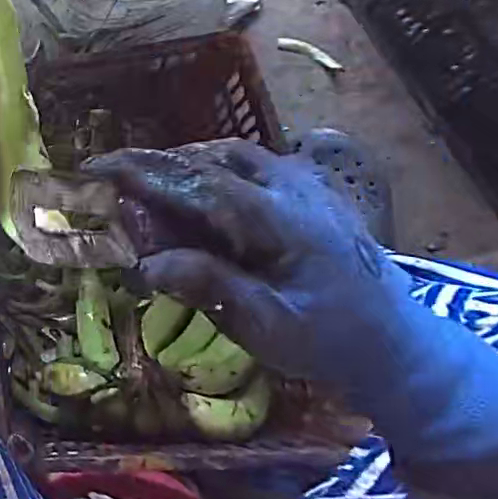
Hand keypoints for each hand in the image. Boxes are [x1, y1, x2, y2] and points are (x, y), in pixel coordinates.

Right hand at [86, 139, 497, 498]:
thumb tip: (147, 262)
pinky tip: (200, 199)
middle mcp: (295, 189)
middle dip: (157, 166)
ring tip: (154, 193)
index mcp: (284, 221)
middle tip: (117, 182)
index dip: (144, 172)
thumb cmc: (330, 342)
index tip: (97, 166)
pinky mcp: (310, 189)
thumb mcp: (268, 326)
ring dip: (185, 166)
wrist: (399, 345)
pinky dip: (213, 169)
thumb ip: (211, 287)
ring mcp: (307, 184)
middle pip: (211, 158)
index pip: (201, 183)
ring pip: (232, 153)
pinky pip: (251, 163)